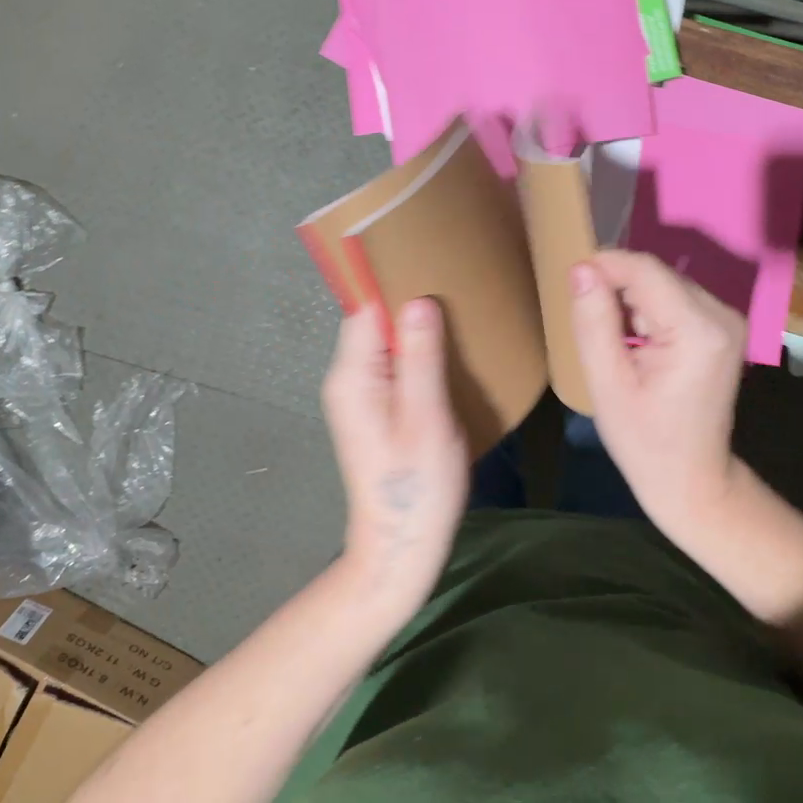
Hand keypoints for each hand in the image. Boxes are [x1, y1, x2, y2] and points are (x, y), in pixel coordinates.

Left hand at [321, 300, 469, 615]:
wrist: (399, 545)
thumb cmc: (416, 485)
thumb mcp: (427, 418)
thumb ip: (420, 358)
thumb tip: (418, 300)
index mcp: (353, 375)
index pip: (365, 306)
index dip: (393, 280)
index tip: (431, 257)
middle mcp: (345, 378)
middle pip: (371, 319)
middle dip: (407, 299)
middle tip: (455, 282)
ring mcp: (356, 394)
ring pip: (382, 340)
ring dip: (413, 325)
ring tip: (457, 309)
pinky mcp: (372, 409)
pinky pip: (389, 362)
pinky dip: (414, 350)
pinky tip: (445, 350)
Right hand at [568, 250, 748, 534]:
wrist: (692, 479)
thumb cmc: (644, 441)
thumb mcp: (606, 384)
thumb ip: (594, 322)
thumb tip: (581, 269)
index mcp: (697, 330)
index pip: (645, 271)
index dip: (604, 267)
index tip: (571, 285)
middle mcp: (722, 315)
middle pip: (655, 275)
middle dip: (617, 290)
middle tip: (592, 328)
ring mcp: (727, 319)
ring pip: (663, 284)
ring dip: (631, 303)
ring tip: (616, 345)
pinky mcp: (723, 327)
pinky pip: (674, 299)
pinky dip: (648, 313)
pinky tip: (637, 346)